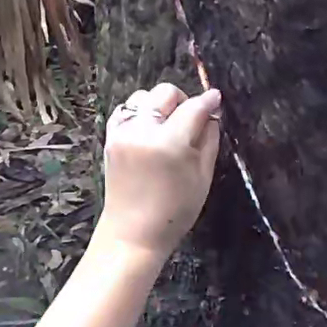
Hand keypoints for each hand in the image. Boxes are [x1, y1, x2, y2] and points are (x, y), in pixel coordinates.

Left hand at [97, 82, 221, 257]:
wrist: (133, 233)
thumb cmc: (175, 211)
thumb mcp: (203, 177)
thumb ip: (209, 140)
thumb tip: (211, 114)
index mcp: (170, 144)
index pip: (194, 107)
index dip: (209, 101)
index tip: (216, 98)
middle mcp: (143, 132)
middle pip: (165, 93)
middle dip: (183, 99)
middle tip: (191, 117)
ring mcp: (122, 133)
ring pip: (143, 97)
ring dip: (159, 104)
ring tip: (168, 125)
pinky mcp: (110, 139)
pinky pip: (125, 110)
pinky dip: (139, 113)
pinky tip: (149, 129)